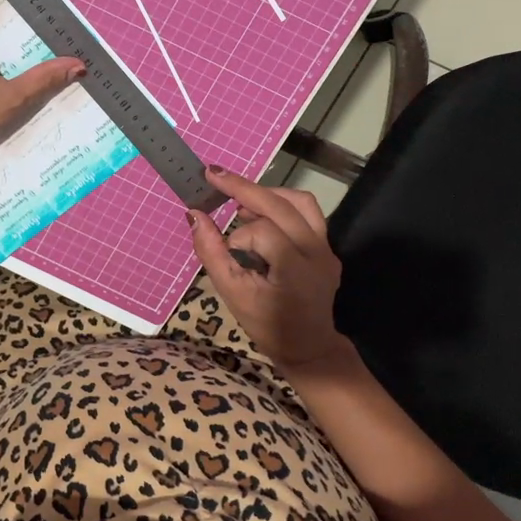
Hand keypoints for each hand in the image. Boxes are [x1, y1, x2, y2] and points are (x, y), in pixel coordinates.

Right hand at [187, 167, 347, 370]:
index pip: (262, 231)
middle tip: (213, 174)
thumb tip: (194, 215)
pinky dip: (281, 206)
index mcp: (295, 267)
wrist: (308, 347)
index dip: (238, 237)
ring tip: (240, 199)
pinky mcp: (326, 248)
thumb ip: (211, 251)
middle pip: (282, 205)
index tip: (227, 252)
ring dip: (268, 194)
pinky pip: (306, 214)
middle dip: (245, 187)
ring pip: (301, 201)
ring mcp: (326, 248)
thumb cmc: (266, 324)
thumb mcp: (231, 292)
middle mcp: (316, 251)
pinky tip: (259, 215)